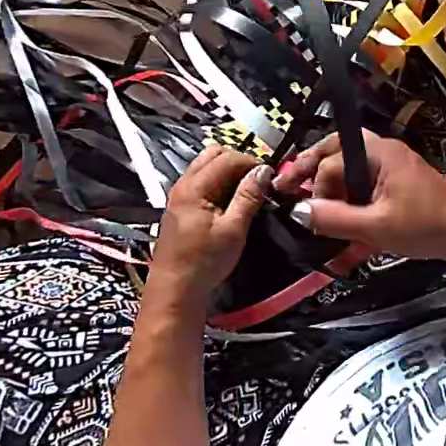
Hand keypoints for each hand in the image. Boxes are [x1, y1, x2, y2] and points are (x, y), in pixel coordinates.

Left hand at [147, 147, 271, 317]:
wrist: (175, 290)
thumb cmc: (204, 261)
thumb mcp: (233, 230)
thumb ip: (248, 197)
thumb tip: (264, 170)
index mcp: (194, 187)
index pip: (227, 158)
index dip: (251, 163)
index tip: (269, 178)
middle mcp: (183, 184)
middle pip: (214, 154)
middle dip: (239, 162)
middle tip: (258, 181)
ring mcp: (179, 194)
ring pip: (207, 166)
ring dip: (229, 172)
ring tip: (248, 191)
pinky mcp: (181, 205)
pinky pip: (203, 180)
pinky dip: (220, 182)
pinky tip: (232, 201)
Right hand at [272, 130, 445, 262]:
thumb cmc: (428, 226)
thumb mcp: (376, 227)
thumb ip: (335, 219)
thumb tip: (299, 211)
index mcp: (379, 153)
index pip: (331, 160)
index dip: (313, 183)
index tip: (299, 204)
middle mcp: (383, 152)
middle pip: (336, 151)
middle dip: (311, 170)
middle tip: (288, 187)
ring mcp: (391, 166)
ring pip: (349, 167)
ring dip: (328, 184)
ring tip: (310, 204)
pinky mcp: (397, 183)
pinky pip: (363, 182)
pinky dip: (348, 196)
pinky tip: (339, 217)